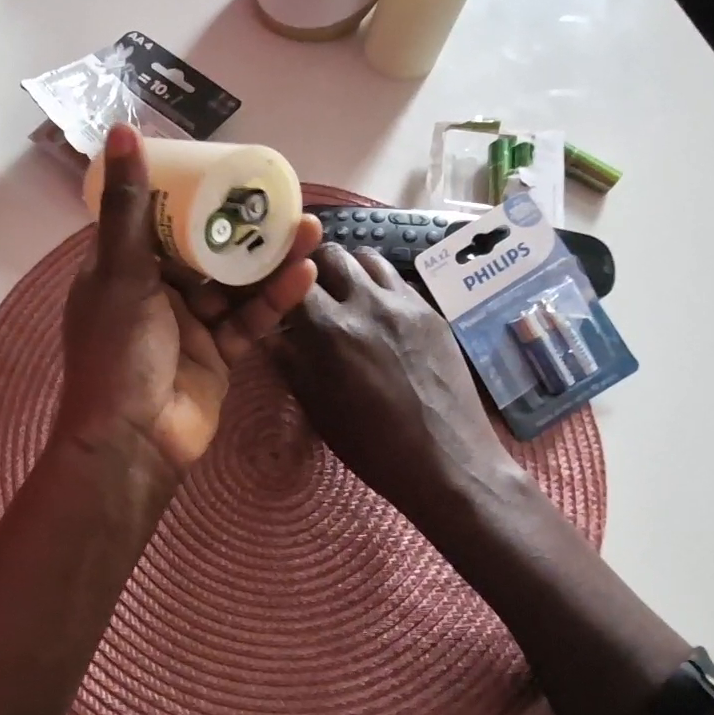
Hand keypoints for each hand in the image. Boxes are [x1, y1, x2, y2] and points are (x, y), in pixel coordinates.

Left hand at [56, 125, 319, 476]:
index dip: (188, 196)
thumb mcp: (120, 273)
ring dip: (268, 259)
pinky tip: (305, 274)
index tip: (224, 169)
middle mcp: (154, 296)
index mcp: (119, 272)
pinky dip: (274, 300)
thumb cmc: (117, 352)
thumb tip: (121, 131)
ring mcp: (188, 327)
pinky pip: (249, 321)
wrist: (134, 440)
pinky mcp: (218, 356)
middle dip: (241, 226)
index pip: (154, 222)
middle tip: (281, 196)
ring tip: (310, 227)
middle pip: (203, 250)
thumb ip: (129, 208)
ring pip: (234, 284)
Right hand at [268, 244, 521, 520]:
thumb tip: (269, 336)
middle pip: (331, 255)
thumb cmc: (370, 445)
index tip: (269, 290)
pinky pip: (397, 280)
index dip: (276, 281)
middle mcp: (367, 303)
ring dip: (348, 270)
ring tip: (343, 295)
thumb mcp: (316, 407)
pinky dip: (378, 285)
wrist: (444, 459)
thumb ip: (290, 363)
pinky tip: (375, 313)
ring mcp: (404, 303)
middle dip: (312, 268)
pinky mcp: (431, 311)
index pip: (291, 281)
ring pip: (367, 259)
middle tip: (306, 291)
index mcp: (329, 330)